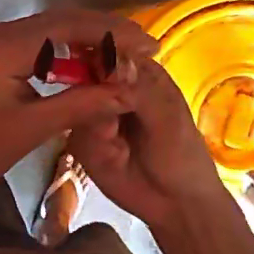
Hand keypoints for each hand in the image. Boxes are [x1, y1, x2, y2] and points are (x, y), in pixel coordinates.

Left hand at [0, 9, 155, 199]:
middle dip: (105, 31)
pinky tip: (91, 62)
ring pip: (53, 28)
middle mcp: (2, 33)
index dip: (113, 34)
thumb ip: (82, 104)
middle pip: (64, 21)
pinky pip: (41, 41)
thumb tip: (130, 92)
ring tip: (125, 53)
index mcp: (7, 46)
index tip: (148, 45)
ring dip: (89, 38)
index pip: (70, 27)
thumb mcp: (34, 127)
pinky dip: (70, 48)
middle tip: (144, 46)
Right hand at [68, 56, 229, 230]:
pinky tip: (112, 155)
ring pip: (74, 102)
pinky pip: (72, 130)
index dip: (93, 49)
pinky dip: (91, 142)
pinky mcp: (80, 138)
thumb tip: (112, 58)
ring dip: (95, 123)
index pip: (108, 48)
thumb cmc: (181, 153)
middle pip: (81, 71)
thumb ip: (137, 87)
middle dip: (91, 92)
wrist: (173, 204)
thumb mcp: (166, 116)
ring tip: (119, 143)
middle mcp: (108, 86)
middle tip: (113, 119)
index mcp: (136, 72)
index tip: (89, 61)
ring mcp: (91, 112)